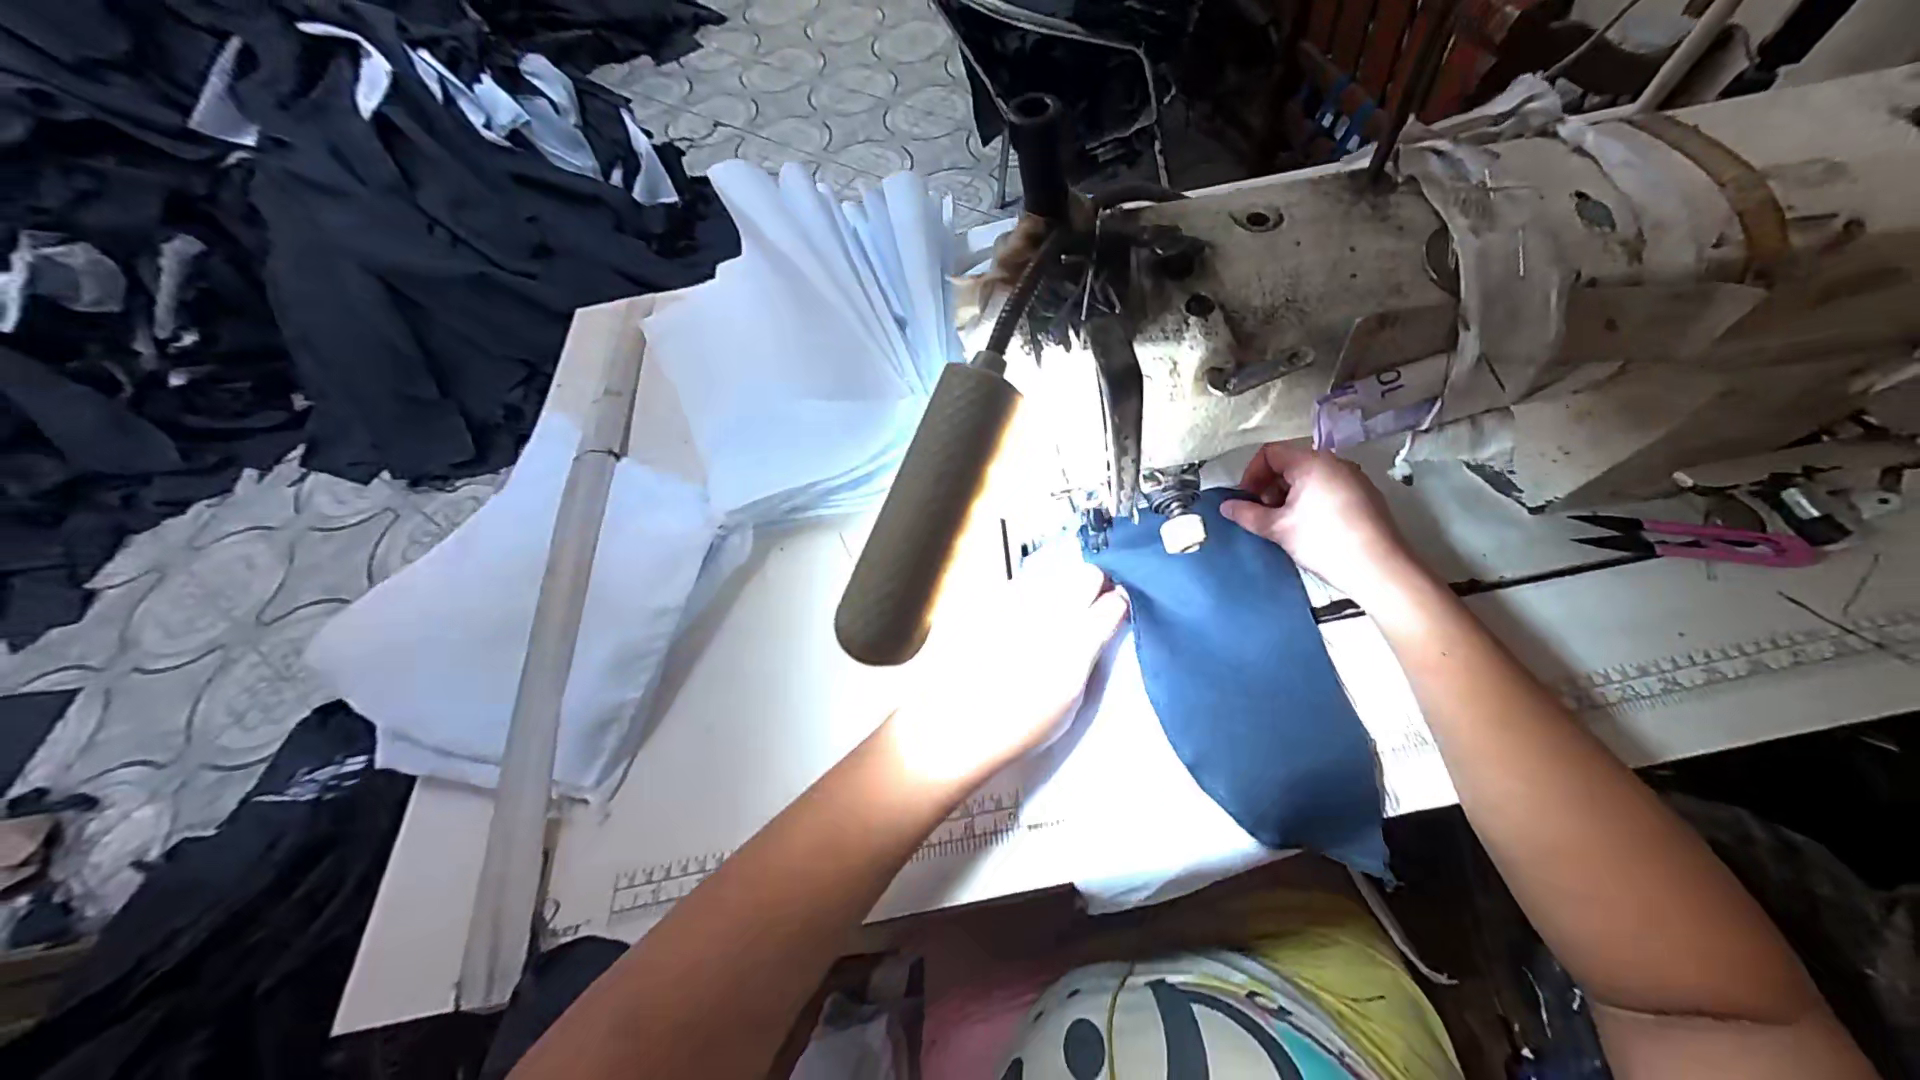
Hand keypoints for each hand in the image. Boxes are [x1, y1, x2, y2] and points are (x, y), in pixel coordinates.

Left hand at [888, 551, 1128, 785]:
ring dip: (1047, 596)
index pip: (1114, 601)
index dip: (1114, 606)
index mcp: (1078, 637)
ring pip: (1047, 580)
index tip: (1110, 612)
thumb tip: (1097, 632)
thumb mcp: (1070, 701)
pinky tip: (999, 630)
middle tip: (1079, 611)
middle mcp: (1048, 607)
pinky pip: (1009, 589)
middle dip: (1089, 588)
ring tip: (1029, 628)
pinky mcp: (982, 596)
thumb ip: (1088, 655)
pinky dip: (1012, 603)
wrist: (951, 723)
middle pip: (1085, 574)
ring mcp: (1012, 597)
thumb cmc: (1016, 726)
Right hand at [1220, 441, 1426, 604]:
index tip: (1246, 500)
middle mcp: (1335, 462)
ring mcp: (1353, 477)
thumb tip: (1226, 506)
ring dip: (1288, 495)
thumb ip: (1246, 514)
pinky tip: (1308, 526)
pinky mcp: (1364, 494)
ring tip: (1284, 523)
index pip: (1270, 453)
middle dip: (1269, 486)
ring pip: (1308, 476)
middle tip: (1263, 514)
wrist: (1379, 568)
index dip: (1251, 474)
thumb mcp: (1277, 528)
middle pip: (1290, 463)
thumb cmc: (1324, 542)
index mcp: (1312, 462)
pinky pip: (1327, 487)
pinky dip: (1309, 499)